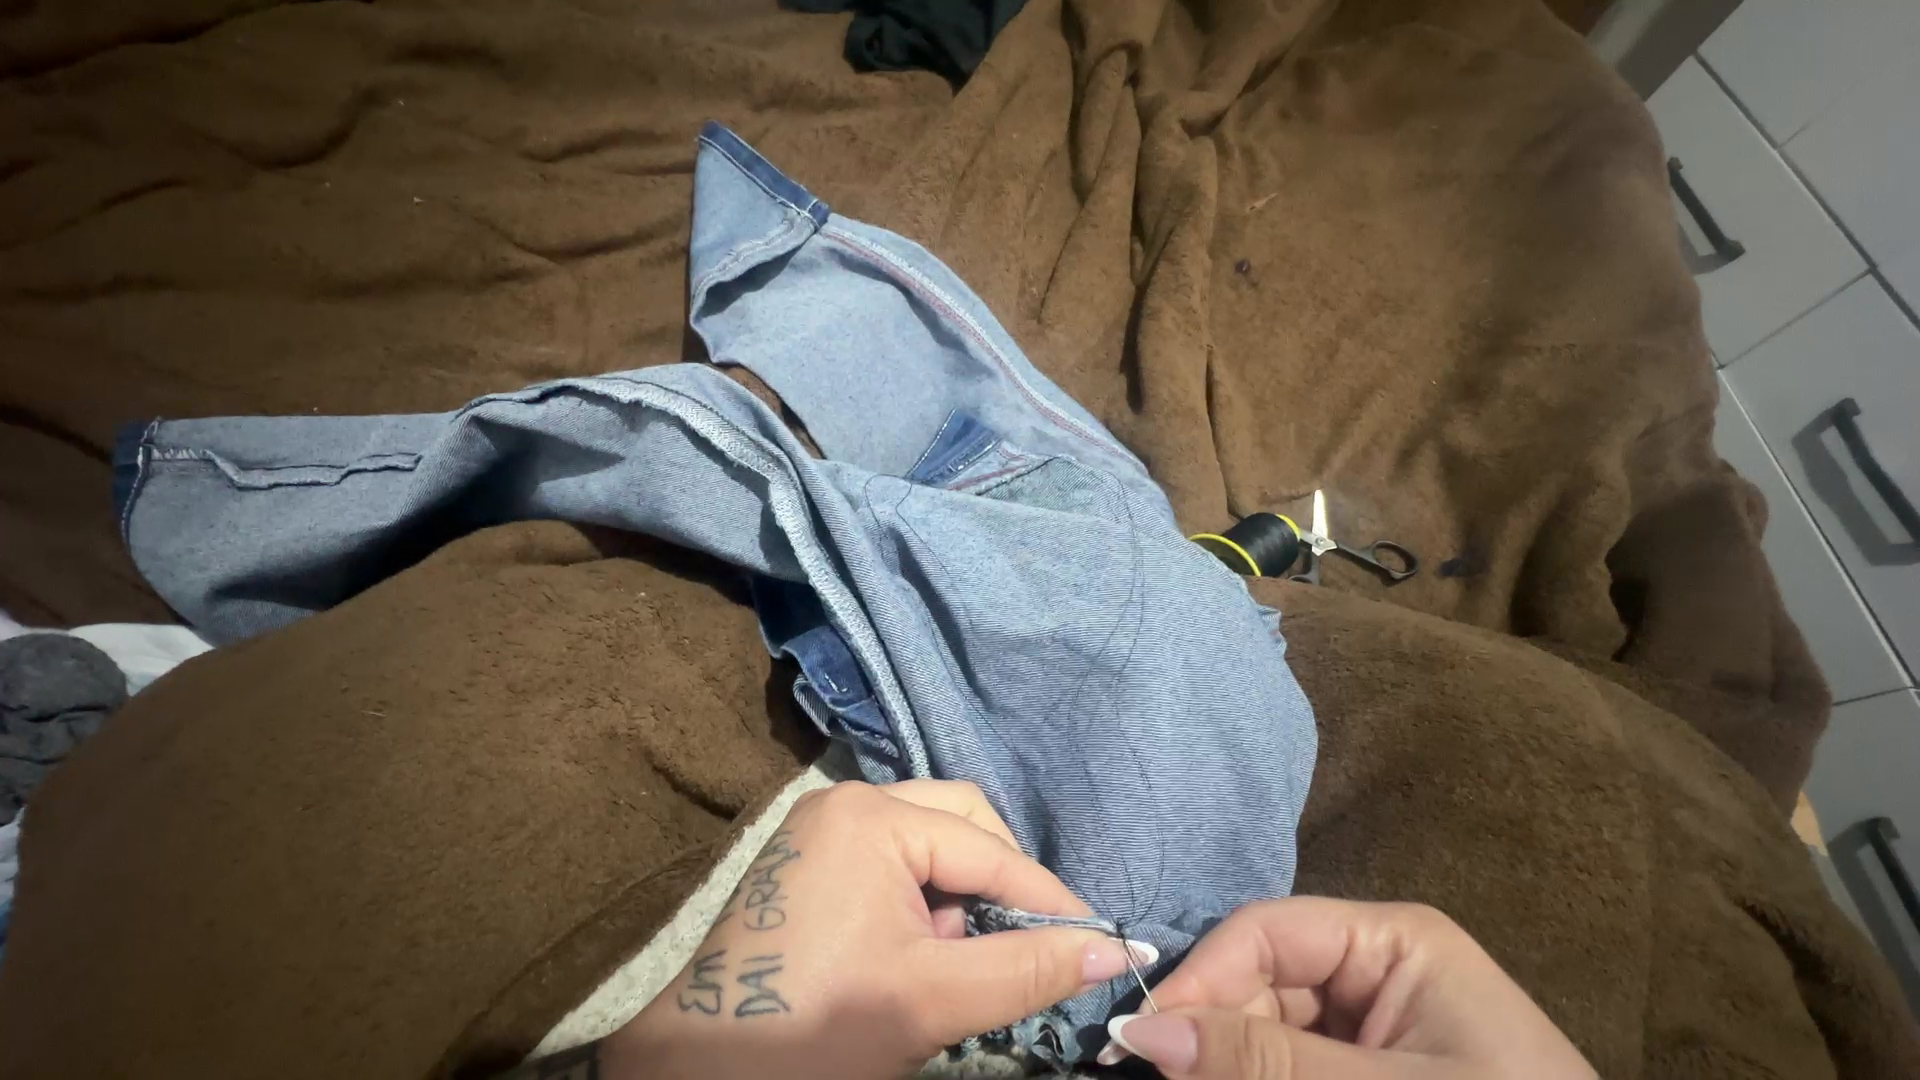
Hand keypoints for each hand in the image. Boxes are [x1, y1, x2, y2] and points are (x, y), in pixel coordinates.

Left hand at [599, 780, 1152, 1079]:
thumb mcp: (931, 999)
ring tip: (953, 958)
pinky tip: (915, 949)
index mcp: (871, 816)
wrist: (696, 1071)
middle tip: (1022, 941)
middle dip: (998, 881)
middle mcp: (847, 800)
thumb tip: (1113, 949)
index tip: (1097, 938)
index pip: (985, 849)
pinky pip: (891, 856)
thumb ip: (1026, 968)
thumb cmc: (816, 1029)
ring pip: (927, 837)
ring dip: (958, 893)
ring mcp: (822, 824)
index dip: (1047, 896)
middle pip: (958, 820)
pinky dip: (920, 896)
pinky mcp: (809, 856)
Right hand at [1098, 897, 1596, 1079]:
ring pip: (1267, 1029)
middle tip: (1157, 1077)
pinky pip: (1290, 1063)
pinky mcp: (1365, 1070)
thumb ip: (1268, 1062)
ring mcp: (1370, 1025)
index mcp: (1392, 940)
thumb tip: (1143, 1035)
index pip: (1266, 932)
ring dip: (1227, 1062)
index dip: (1202, 977)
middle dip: (1211, 1031)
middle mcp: (1373, 968)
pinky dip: (1256, 1077)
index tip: (1144, 1038)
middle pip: (1259, 983)